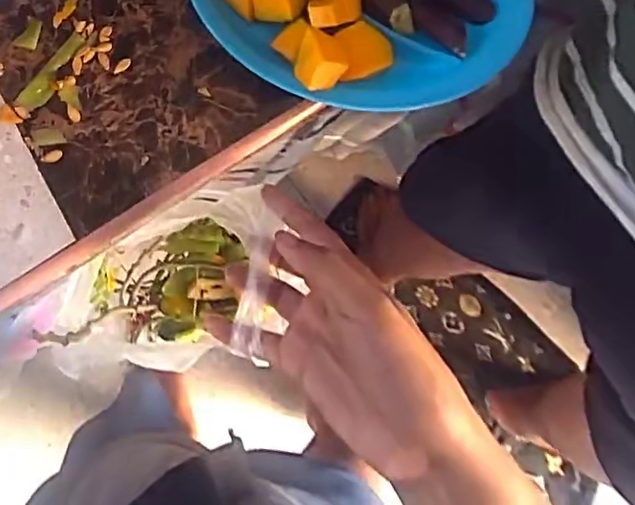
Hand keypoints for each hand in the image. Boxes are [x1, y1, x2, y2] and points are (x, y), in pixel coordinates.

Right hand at [211, 186, 536, 503]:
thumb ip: (328, 270)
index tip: (267, 194)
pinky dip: (236, 330)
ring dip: (249, 283)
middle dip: (267, 248)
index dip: (292, 214)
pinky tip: (215, 322)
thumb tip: (287, 238)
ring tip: (226, 272)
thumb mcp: (372, 309)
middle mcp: (328, 300)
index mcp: (350, 281)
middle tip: (239, 235)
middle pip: (291, 264)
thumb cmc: (407, 369)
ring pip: (272, 297)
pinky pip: (260, 340)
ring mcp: (312, 331)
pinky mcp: (300, 363)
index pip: (316, 237)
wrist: (419, 441)